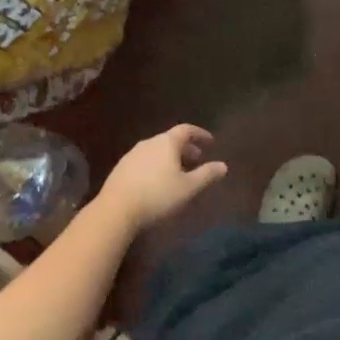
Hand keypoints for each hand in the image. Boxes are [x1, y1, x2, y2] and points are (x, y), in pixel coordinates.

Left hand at [96, 124, 227, 231]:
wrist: (116, 209)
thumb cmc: (158, 195)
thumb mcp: (188, 188)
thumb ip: (206, 175)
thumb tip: (223, 166)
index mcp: (167, 142)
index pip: (186, 130)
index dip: (200, 134)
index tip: (210, 142)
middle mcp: (150, 142)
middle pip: (171, 139)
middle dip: (186, 148)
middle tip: (196, 159)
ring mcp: (133, 153)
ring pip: (157, 150)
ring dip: (170, 157)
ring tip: (178, 172)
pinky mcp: (122, 167)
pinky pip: (145, 160)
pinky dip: (156, 164)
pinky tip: (157, 181)